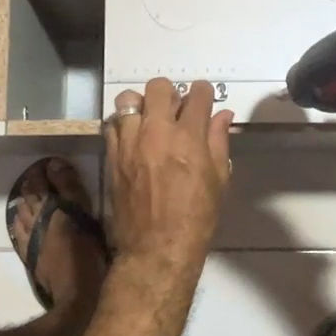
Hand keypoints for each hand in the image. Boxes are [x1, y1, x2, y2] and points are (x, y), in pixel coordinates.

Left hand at [105, 79, 234, 275]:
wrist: (158, 248)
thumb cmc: (196, 217)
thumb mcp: (219, 179)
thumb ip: (218, 142)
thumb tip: (222, 116)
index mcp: (188, 137)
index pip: (197, 94)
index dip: (203, 93)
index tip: (203, 100)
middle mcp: (157, 132)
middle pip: (159, 88)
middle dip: (171, 93)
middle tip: (175, 110)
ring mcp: (130, 142)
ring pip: (128, 99)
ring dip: (142, 105)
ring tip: (149, 121)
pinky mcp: (112, 155)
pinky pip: (112, 124)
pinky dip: (123, 124)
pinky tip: (133, 137)